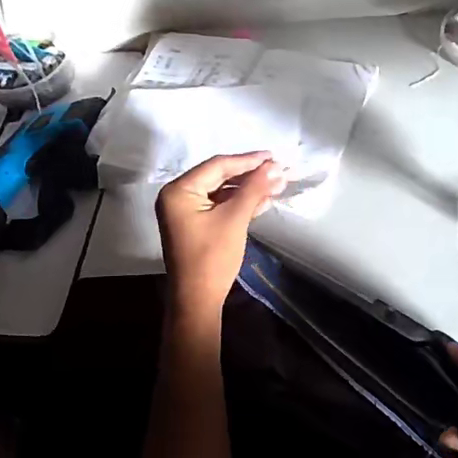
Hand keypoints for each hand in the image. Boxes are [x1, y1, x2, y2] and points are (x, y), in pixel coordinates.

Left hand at [156, 152, 285, 312]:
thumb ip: (254, 189)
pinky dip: (240, 203)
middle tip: (280, 171)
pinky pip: (220, 206)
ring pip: (222, 192)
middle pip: (219, 176)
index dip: (248, 160)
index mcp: (179, 190)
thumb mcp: (235, 219)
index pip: (217, 166)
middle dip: (251, 175)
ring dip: (249, 189)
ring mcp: (186, 211)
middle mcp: (178, 196)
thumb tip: (276, 166)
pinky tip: (264, 200)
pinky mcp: (196, 225)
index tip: (274, 157)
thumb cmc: (212, 258)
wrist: (198, 300)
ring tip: (278, 184)